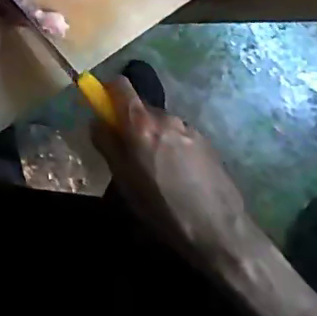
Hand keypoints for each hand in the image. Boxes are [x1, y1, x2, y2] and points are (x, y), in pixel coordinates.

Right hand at [92, 77, 263, 270]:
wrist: (220, 230)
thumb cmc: (163, 210)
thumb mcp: (125, 182)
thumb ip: (108, 145)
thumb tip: (97, 122)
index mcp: (142, 124)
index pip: (121, 85)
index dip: (108, 92)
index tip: (104, 110)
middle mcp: (166, 117)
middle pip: (141, 107)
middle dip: (132, 124)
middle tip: (130, 154)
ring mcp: (188, 128)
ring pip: (161, 124)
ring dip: (153, 137)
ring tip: (158, 171)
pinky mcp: (205, 141)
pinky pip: (179, 135)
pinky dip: (172, 146)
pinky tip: (179, 176)